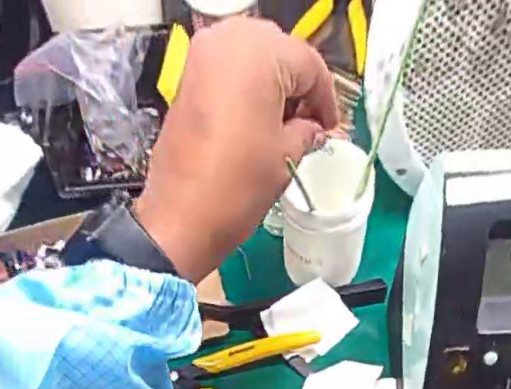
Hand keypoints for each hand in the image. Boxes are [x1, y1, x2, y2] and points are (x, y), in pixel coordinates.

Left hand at [134, 17, 340, 281]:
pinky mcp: (186, 84)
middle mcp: (227, 43)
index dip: (325, 97)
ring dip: (270, 89)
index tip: (330, 127)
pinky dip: (244, 95)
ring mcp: (201, 61)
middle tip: (308, 125)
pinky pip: (226, 76)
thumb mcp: (284, 157)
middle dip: (296, 87)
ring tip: (282, 128)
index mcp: (258, 53)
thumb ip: (306, 131)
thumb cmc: (237, 188)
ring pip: (251, 61)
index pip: (308, 63)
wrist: (180, 222)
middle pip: (278, 53)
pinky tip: (255, 126)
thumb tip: (312, 127)